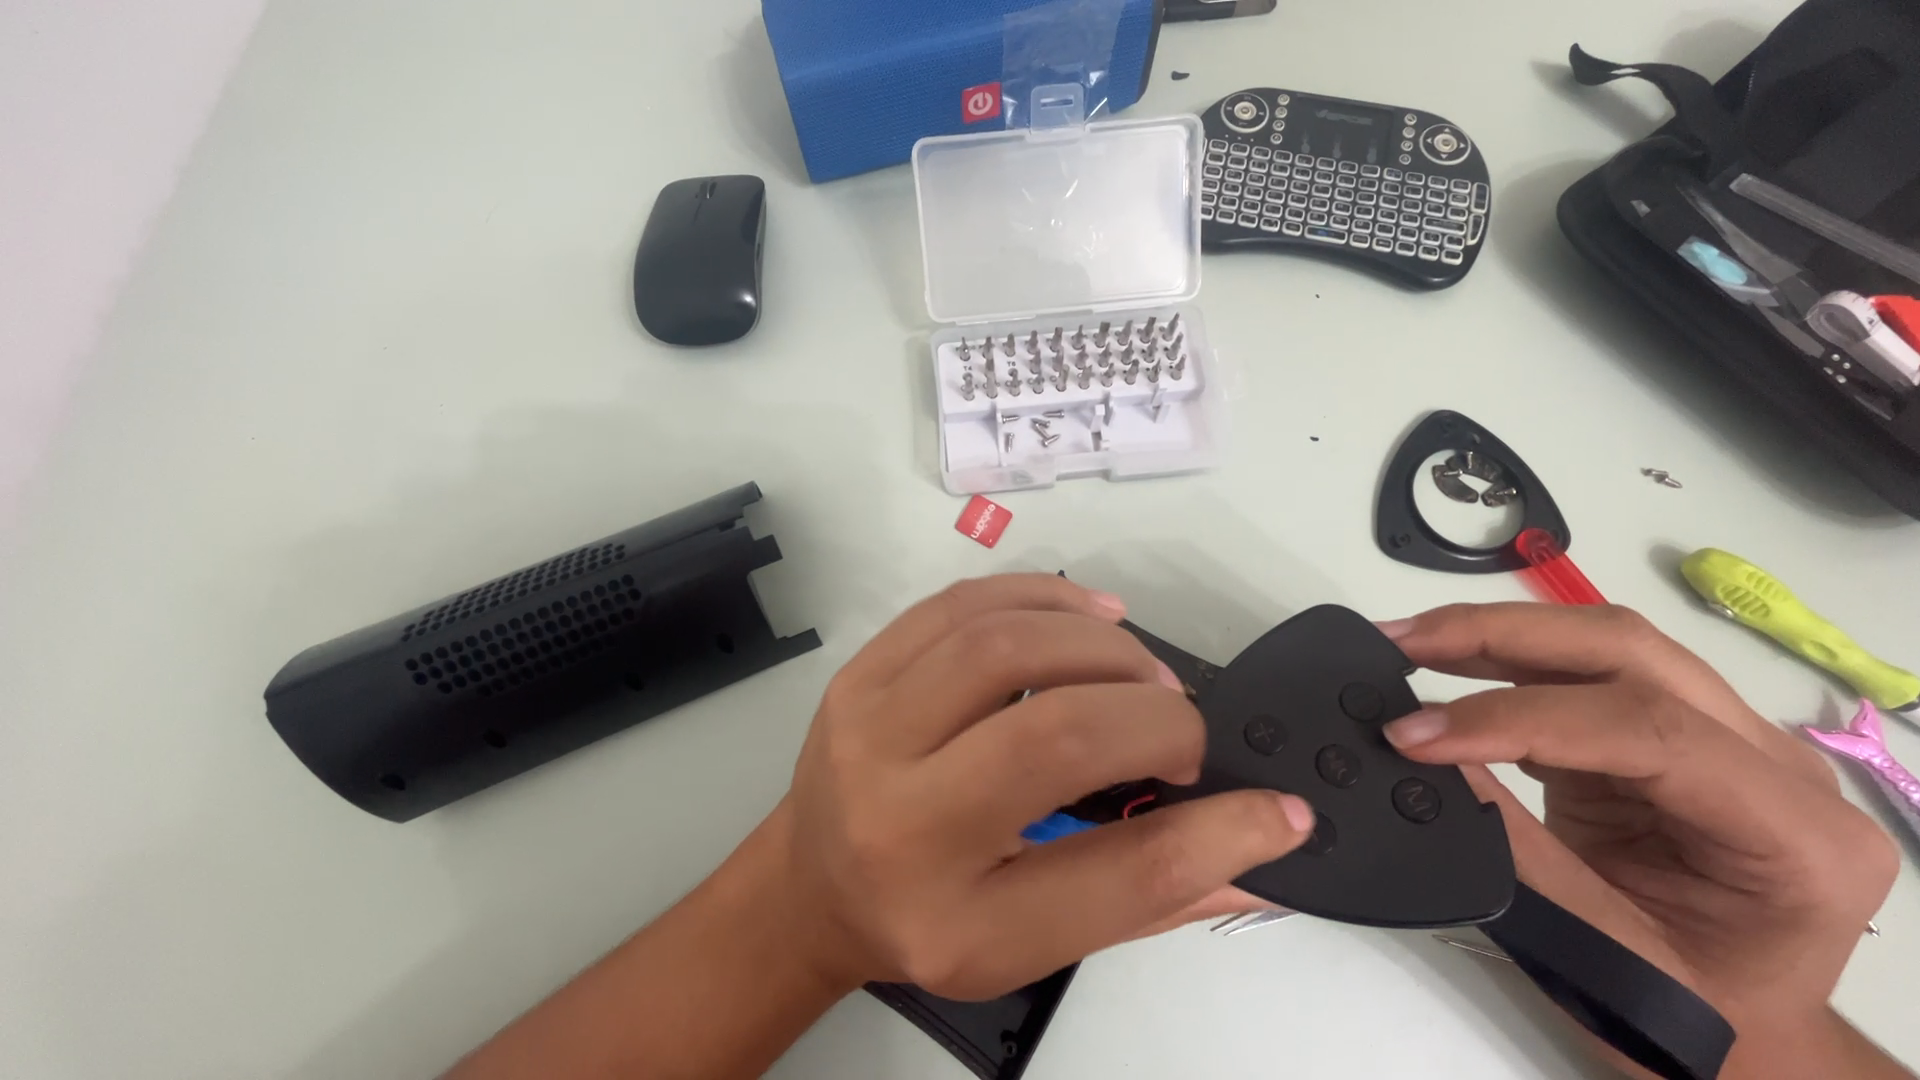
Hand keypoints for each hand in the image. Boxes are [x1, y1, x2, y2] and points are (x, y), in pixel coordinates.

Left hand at [773, 574, 1315, 1000]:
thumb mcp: (1028, 943)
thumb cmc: (924, 919)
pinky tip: (1089, 615)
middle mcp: (897, 814)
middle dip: (1147, 715)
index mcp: (952, 912)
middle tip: (1179, 727)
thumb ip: (1143, 893)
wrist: (813, 880)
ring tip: (1139, 671)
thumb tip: (1257, 844)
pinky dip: (1039, 597)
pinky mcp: (862, 669)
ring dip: (1097, 645)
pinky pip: (959, 605)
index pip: (1107, 876)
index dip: (1211, 836)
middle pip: (1049, 732)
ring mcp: (868, 724)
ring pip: (1000, 646)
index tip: (1271, 809)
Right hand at [1379, 603, 1904, 1077]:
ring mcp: (1722, 734)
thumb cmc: (1684, 1012)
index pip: (1646, 729)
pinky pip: (1577, 668)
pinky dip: (1499, 656)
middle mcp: (1773, 761)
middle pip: (1627, 651)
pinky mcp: (1661, 727)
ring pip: (1601, 639)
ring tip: (1404, 639)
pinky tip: (1441, 659)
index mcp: (1794, 833)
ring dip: (1492, 631)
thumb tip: (1422, 759)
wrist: (1736, 1033)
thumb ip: (1512, 843)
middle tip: (1398, 643)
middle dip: (1498, 635)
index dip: (1514, 718)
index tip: (1412, 737)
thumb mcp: (1597, 943)